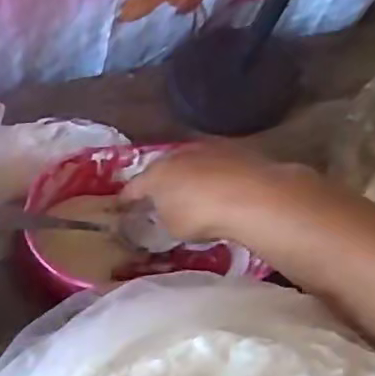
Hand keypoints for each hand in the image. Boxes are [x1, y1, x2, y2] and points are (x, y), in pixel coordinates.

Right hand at [122, 142, 327, 243]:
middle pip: (162, 169)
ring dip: (187, 176)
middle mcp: (177, 154)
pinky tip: (218, 189)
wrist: (251, 196)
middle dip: (159, 183)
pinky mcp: (235, 149)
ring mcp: (207, 148)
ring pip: (189, 163)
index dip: (127, 199)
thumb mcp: (172, 227)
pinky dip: (212, 176)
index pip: (133, 187)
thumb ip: (163, 218)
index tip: (123, 206)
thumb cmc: (200, 216)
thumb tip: (165, 213)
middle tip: (158, 198)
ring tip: (190, 193)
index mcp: (155, 174)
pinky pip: (215, 165)